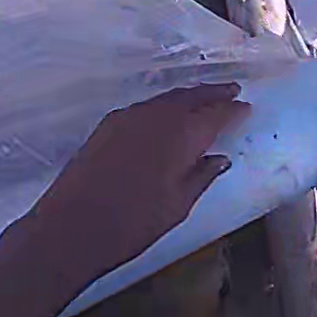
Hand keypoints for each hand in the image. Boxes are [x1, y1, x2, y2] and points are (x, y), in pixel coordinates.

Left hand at [27, 83, 250, 283]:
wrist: (70, 226)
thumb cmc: (132, 223)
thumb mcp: (178, 206)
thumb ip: (202, 176)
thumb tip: (220, 158)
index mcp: (183, 134)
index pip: (217, 113)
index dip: (233, 109)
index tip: (246, 107)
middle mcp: (160, 114)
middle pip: (194, 95)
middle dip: (215, 92)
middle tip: (232, 90)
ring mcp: (132, 114)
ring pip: (170, 97)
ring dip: (190, 96)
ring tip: (204, 100)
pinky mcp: (111, 122)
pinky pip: (148, 105)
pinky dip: (165, 105)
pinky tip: (167, 117)